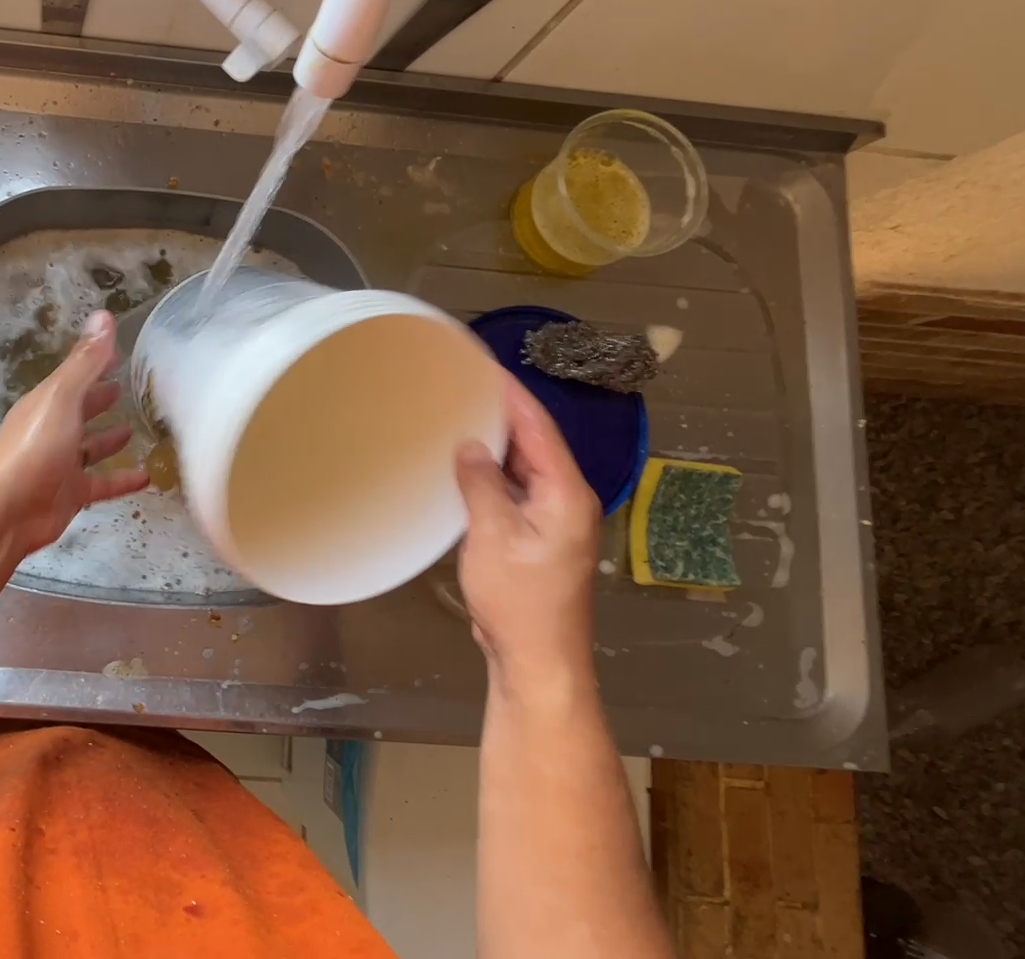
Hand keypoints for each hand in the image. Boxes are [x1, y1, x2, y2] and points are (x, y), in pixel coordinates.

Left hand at [0, 310, 149, 554]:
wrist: (6, 511)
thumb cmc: (33, 448)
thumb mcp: (62, 398)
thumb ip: (85, 362)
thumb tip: (104, 315)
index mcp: (46, 403)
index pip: (75, 377)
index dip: (96, 364)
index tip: (122, 353)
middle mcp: (52, 430)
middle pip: (81, 410)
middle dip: (101, 399)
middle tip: (131, 388)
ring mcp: (60, 464)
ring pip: (90, 447)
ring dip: (110, 438)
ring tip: (137, 428)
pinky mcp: (70, 495)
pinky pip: (101, 483)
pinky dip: (122, 479)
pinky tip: (147, 477)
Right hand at [453, 376, 600, 699]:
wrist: (536, 657)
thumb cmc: (520, 598)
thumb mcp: (494, 535)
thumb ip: (482, 484)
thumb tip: (470, 446)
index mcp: (566, 493)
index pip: (539, 429)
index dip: (513, 395)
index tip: (484, 366)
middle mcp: (565, 500)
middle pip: (534, 445)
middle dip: (502, 414)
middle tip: (462, 386)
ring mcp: (551, 520)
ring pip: (523, 468)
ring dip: (494, 444)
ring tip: (458, 416)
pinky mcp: (534, 537)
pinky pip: (513, 491)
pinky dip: (490, 474)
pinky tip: (464, 466)